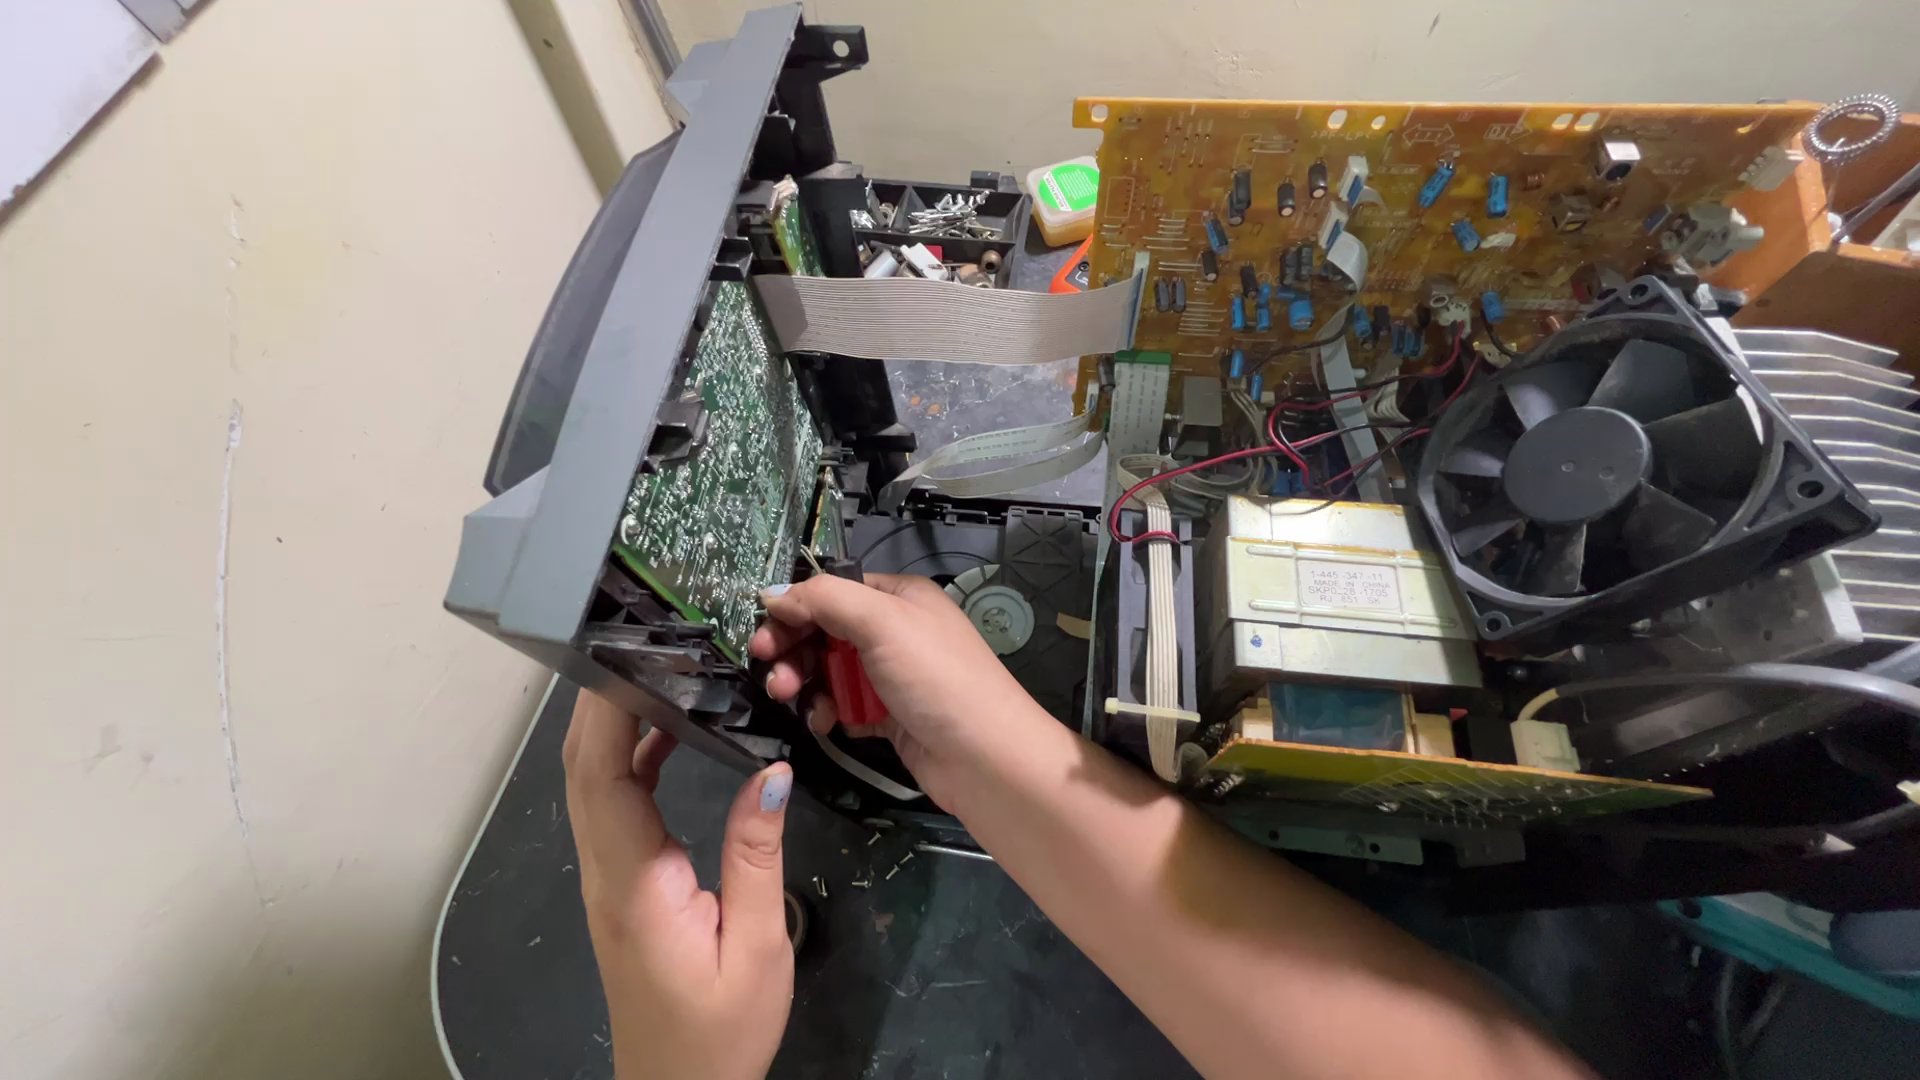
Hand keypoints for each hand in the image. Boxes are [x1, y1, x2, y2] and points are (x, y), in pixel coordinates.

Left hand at [562, 690, 794, 1079]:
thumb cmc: (721, 1031)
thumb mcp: (756, 946)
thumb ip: (757, 854)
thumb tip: (770, 771)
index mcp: (634, 883)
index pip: (603, 778)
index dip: (608, 713)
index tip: (633, 657)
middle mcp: (605, 873)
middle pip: (581, 771)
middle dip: (598, 702)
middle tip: (639, 644)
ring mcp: (606, 879)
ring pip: (590, 785)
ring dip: (610, 724)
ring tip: (655, 672)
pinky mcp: (621, 884)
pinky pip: (614, 805)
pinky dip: (630, 758)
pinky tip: (666, 735)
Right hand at [749, 573, 1051, 803]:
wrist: (984, 758)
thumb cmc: (935, 677)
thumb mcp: (883, 622)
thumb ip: (827, 599)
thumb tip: (774, 592)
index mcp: (899, 597)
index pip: (834, 591)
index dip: (796, 608)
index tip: (763, 632)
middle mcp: (895, 630)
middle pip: (825, 630)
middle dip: (793, 648)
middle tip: (767, 667)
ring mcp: (891, 674)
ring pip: (828, 669)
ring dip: (803, 681)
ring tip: (788, 696)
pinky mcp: (886, 714)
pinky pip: (841, 703)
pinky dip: (826, 710)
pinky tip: (822, 722)